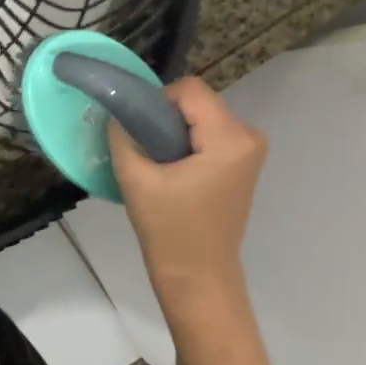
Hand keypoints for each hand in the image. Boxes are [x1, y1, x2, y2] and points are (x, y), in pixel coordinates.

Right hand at [110, 77, 266, 293]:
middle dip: (165, 118)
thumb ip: (123, 136)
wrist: (197, 274)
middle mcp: (249, 136)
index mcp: (230, 138)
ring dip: (174, 132)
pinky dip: (185, 144)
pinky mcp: (242, 164)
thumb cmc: (168, 229)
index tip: (137, 129)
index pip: (190, 90)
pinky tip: (170, 172)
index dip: (157, 100)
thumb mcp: (136, 179)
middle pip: (198, 103)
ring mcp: (250, 151)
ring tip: (155, 165)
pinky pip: (209, 135)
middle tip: (142, 149)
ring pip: (201, 118)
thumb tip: (115, 112)